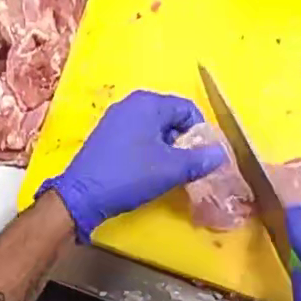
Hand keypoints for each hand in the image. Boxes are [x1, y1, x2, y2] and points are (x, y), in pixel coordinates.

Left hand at [42, 90, 227, 241]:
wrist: (81, 197)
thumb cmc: (128, 176)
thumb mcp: (169, 170)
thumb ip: (197, 160)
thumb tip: (219, 155)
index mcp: (148, 103)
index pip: (187, 108)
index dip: (200, 132)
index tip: (204, 156)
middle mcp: (130, 105)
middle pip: (169, 118)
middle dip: (182, 142)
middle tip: (187, 167)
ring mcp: (114, 121)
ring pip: (152, 131)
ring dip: (165, 150)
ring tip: (168, 174)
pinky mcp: (104, 140)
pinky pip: (136, 141)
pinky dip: (147, 154)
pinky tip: (147, 174)